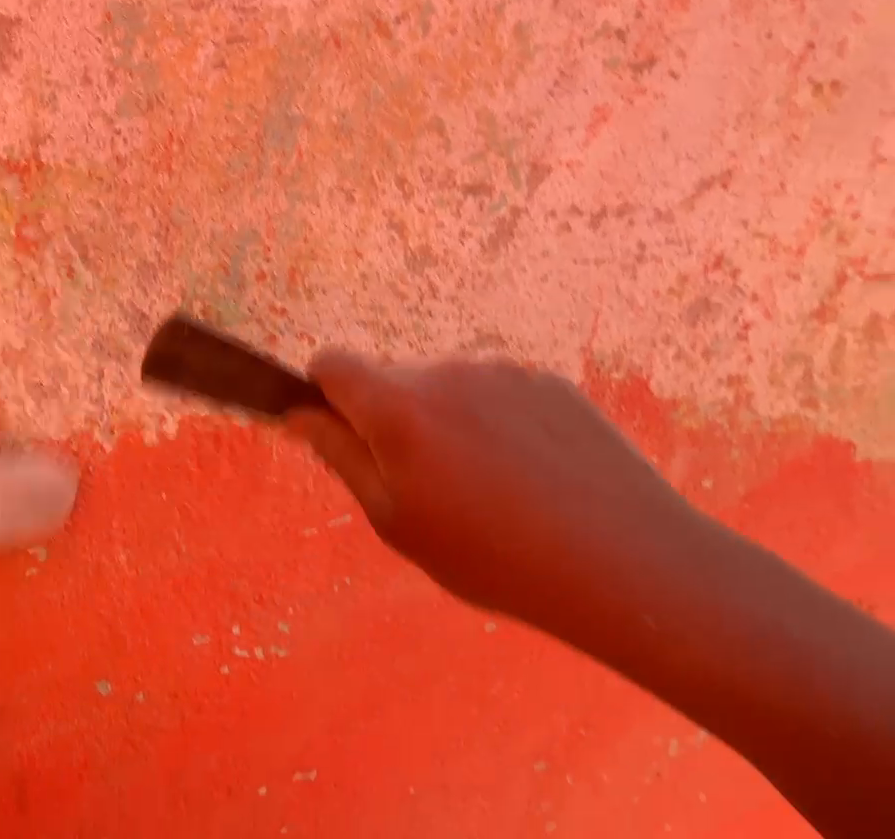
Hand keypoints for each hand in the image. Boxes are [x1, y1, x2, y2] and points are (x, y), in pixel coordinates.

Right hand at [285, 353, 702, 631]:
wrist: (632, 567)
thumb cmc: (491, 556)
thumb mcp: (392, 519)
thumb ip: (339, 455)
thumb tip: (298, 414)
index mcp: (396, 405)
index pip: (331, 362)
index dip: (324, 393)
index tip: (343, 435)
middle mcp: (443, 371)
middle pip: (386, 374)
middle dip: (384, 412)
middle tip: (421, 478)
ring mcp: (502, 371)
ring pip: (439, 382)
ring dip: (437, 414)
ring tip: (482, 479)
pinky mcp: (549, 381)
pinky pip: (490, 387)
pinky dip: (486, 416)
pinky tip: (524, 469)